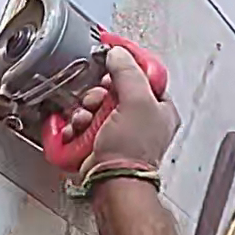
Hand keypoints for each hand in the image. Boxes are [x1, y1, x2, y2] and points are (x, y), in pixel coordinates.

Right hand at [58, 46, 180, 173]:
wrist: (112, 182)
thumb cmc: (132, 151)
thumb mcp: (137, 102)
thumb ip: (128, 73)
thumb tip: (118, 54)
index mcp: (159, 106)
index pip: (143, 73)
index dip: (126, 63)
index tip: (110, 52)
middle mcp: (139, 118)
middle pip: (112, 89)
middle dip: (98, 94)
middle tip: (97, 101)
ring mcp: (117, 130)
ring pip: (94, 106)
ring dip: (84, 111)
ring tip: (85, 120)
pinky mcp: (98, 142)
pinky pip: (82, 124)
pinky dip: (75, 126)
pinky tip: (77, 131)